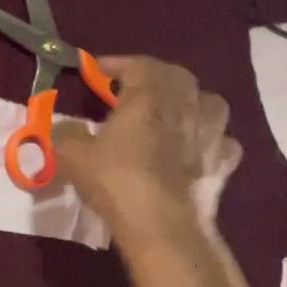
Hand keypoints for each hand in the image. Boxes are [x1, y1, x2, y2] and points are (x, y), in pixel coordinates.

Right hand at [53, 57, 242, 242]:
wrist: (162, 223)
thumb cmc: (114, 180)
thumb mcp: (71, 154)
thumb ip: (65, 133)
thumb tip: (64, 126)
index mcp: (147, 100)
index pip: (140, 65)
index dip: (118, 62)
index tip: (96, 68)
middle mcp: (185, 109)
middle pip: (179, 76)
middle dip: (154, 74)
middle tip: (130, 85)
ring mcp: (211, 135)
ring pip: (210, 102)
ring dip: (189, 98)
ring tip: (169, 109)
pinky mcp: (223, 162)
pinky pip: (220, 138)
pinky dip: (206, 135)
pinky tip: (192, 145)